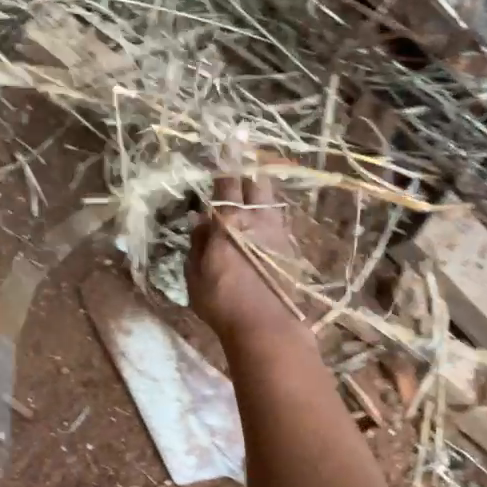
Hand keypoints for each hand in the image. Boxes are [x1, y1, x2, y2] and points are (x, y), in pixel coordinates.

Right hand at [188, 175, 303, 349]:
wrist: (265, 323)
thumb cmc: (221, 301)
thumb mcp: (195, 276)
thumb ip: (197, 244)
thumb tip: (198, 220)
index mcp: (229, 220)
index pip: (226, 184)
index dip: (222, 171)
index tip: (218, 162)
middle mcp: (257, 216)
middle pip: (256, 182)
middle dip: (246, 176)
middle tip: (237, 178)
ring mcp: (278, 229)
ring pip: (271, 199)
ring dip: (260, 195)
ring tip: (251, 199)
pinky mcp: (291, 245)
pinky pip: (278, 220)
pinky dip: (269, 217)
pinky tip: (262, 226)